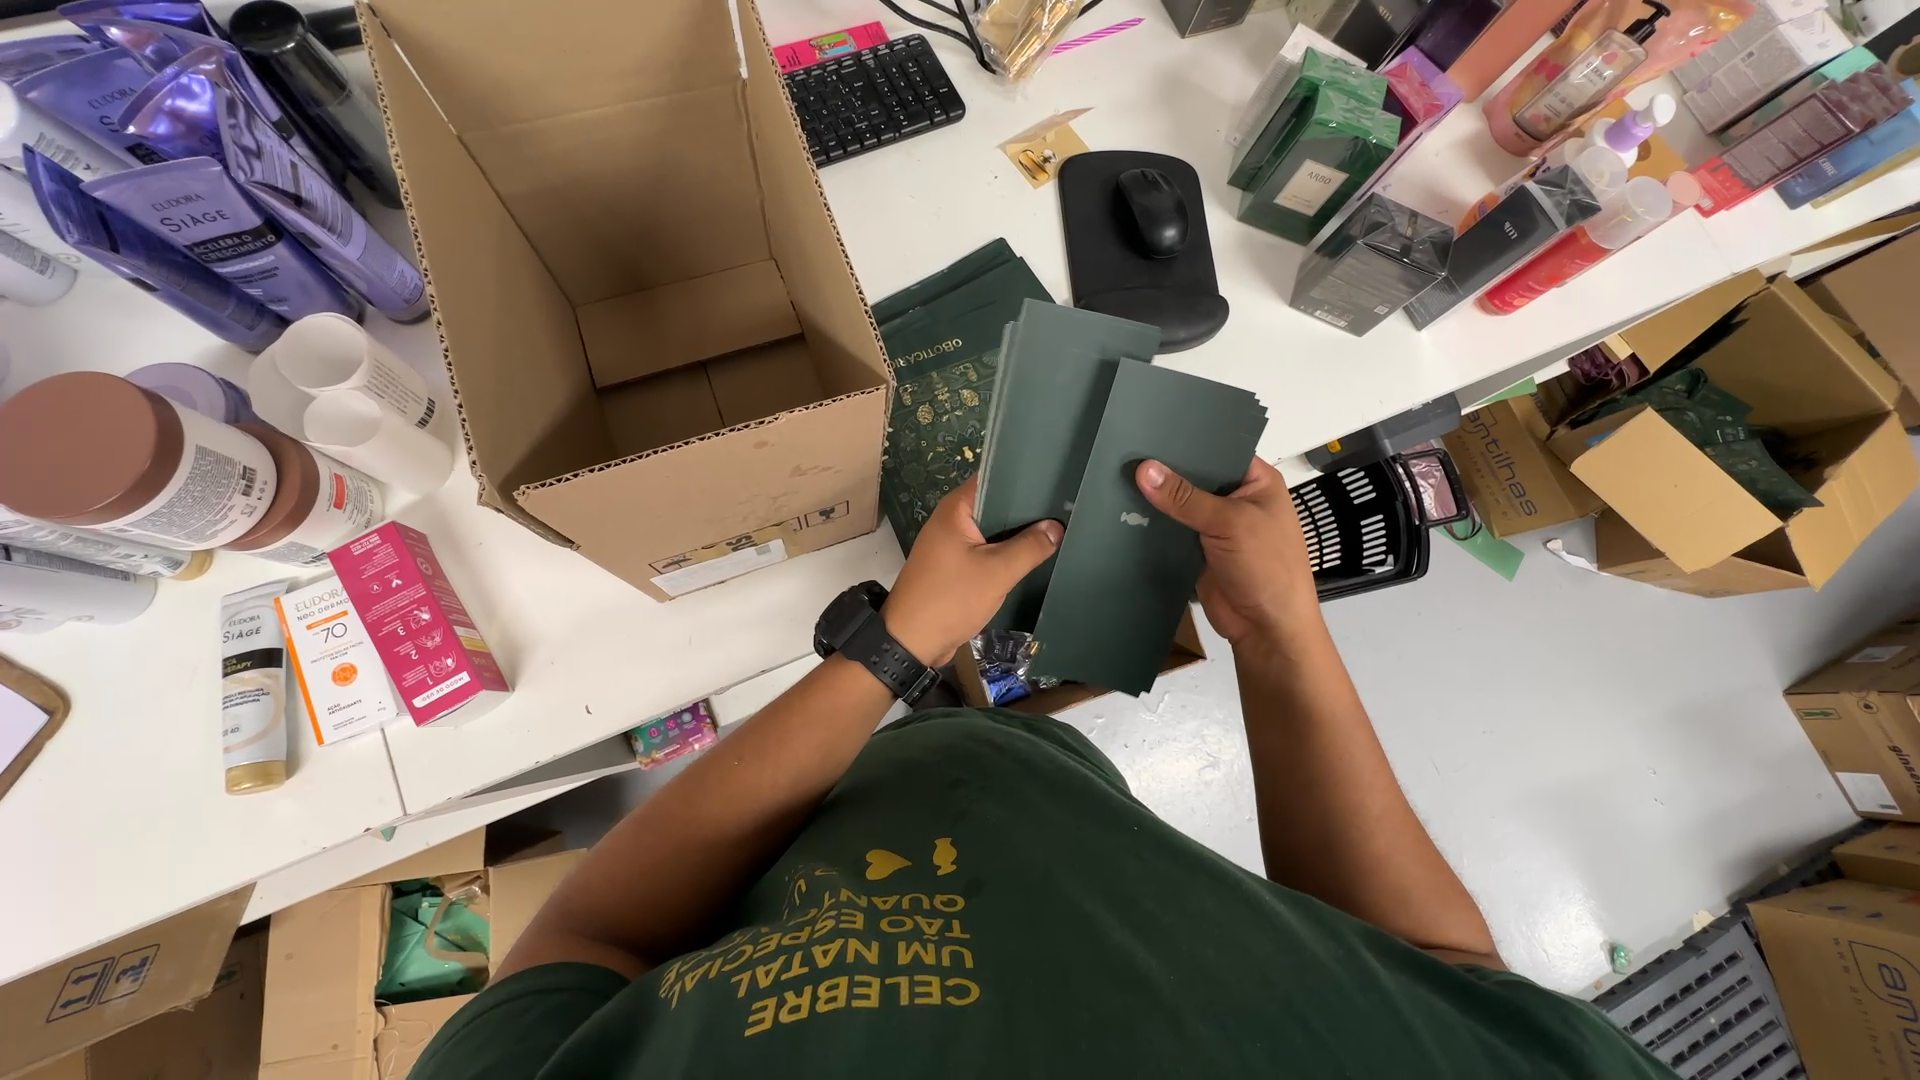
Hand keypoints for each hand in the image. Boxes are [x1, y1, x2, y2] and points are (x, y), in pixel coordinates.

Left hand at [883, 475, 1061, 665]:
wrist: (911, 642)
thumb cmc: (950, 599)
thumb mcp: (997, 572)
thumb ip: (1029, 547)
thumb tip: (1056, 527)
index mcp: (956, 509)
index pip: (993, 477)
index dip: (1023, 476)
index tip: (1056, 479)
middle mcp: (951, 519)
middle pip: (995, 503)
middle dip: (1026, 508)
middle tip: (1065, 507)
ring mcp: (951, 544)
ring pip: (992, 529)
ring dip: (1017, 533)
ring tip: (1057, 527)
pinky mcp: (954, 566)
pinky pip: (985, 550)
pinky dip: (1005, 552)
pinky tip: (1033, 555)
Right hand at [1136, 458, 1319, 649]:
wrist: (1267, 627)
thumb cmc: (1268, 567)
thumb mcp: (1229, 523)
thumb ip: (1185, 497)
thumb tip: (1145, 470)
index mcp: (1256, 482)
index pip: (1218, 450)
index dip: (1188, 441)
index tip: (1151, 430)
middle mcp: (1236, 499)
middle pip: (1195, 477)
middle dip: (1165, 471)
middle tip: (1126, 452)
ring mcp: (1216, 526)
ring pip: (1180, 505)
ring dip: (1156, 499)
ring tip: (1117, 475)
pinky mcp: (1197, 550)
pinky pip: (1171, 531)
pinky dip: (1153, 525)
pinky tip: (1124, 510)